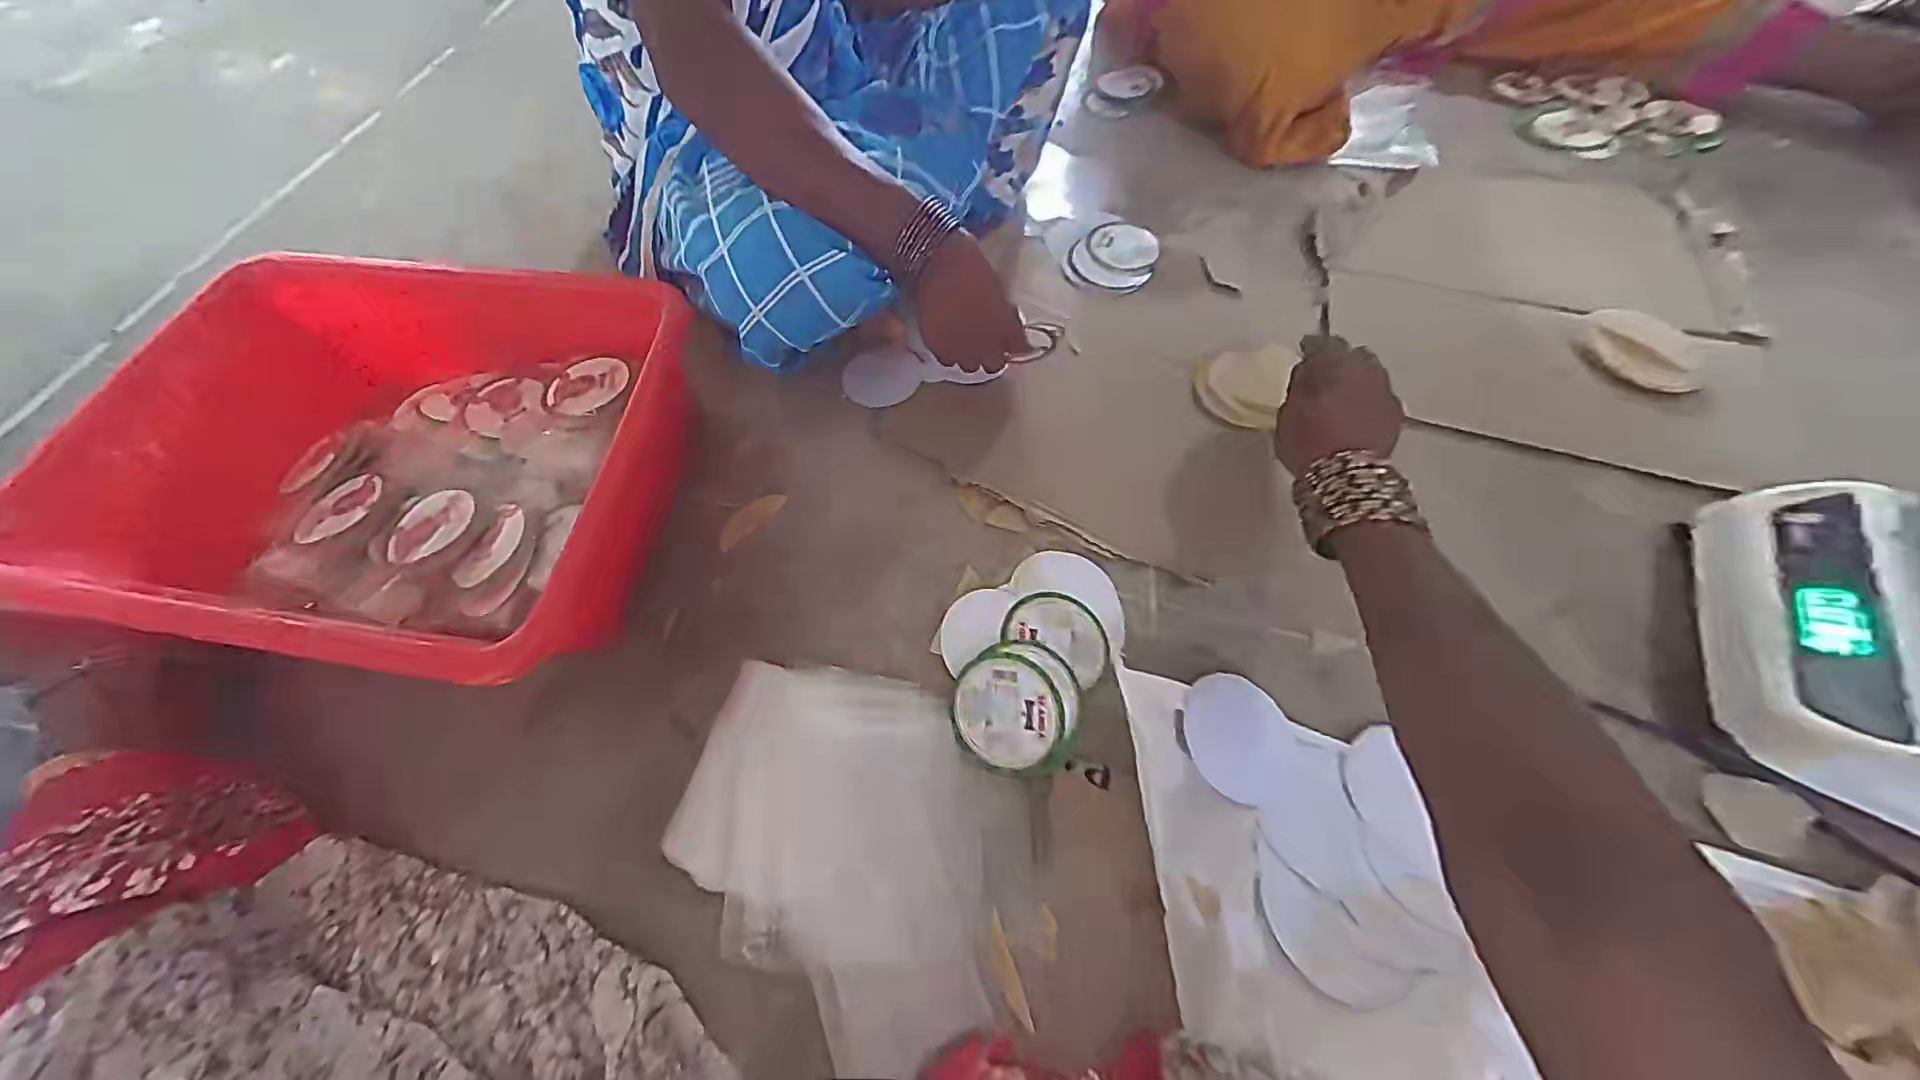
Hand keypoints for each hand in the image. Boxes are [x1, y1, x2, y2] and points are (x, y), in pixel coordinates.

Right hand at [910, 234, 1028, 373]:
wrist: (934, 258)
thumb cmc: (970, 264)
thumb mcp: (997, 288)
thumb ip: (1004, 312)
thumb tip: (1008, 323)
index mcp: (1004, 325)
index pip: (1019, 348)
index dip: (1017, 346)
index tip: (1014, 342)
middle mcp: (985, 343)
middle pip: (995, 364)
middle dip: (994, 355)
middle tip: (990, 345)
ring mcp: (960, 347)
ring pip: (971, 367)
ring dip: (972, 358)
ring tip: (968, 346)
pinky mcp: (938, 347)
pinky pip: (948, 361)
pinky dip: (951, 355)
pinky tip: (950, 344)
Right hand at [1274, 333, 1404, 474]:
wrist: (1345, 475)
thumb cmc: (1308, 443)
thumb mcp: (1287, 413)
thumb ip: (1299, 386)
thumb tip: (1307, 371)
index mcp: (1334, 364)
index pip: (1323, 344)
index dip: (1312, 346)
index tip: (1305, 349)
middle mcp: (1365, 370)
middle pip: (1354, 355)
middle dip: (1340, 360)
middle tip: (1325, 372)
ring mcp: (1384, 392)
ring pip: (1371, 374)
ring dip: (1357, 379)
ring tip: (1341, 393)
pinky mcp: (1395, 414)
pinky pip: (1380, 396)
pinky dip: (1368, 399)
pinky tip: (1356, 412)